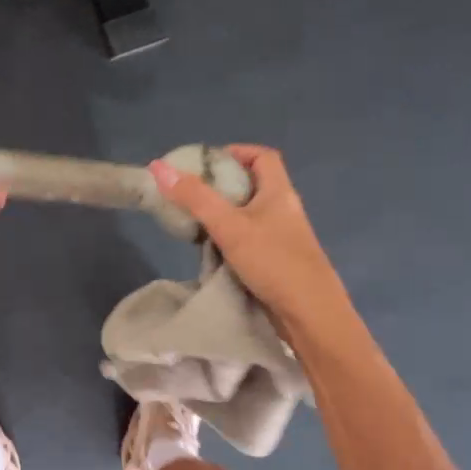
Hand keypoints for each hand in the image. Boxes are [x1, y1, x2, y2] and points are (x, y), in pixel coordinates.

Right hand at [149, 145, 350, 328]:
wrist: (312, 317)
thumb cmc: (274, 262)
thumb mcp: (230, 226)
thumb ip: (195, 197)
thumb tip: (159, 167)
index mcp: (279, 193)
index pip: (262, 156)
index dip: (235, 152)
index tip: (205, 163)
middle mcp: (284, 210)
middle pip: (251, 184)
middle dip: (220, 185)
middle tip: (189, 192)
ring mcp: (282, 237)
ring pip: (248, 213)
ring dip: (221, 213)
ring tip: (192, 220)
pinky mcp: (277, 261)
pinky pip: (249, 238)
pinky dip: (228, 237)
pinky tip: (209, 248)